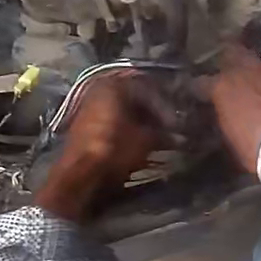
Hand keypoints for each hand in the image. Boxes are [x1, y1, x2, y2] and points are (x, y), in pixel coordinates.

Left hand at [34, 70, 168, 220]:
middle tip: (170, 131)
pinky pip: (113, 124)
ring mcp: (90, 109)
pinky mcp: (86, 128)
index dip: (165, 107)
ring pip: (124, 112)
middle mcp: (99, 91)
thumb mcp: (146, 139)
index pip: (148, 90)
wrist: (81, 175)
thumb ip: (164, 133)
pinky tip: (141, 144)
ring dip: (143, 125)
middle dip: (154, 115)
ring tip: (159, 140)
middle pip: (134, 100)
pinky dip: (128, 132)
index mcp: (113, 86)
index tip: (177, 124)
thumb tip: (178, 137)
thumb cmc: (115, 149)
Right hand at [205, 46, 260, 195]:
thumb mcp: (233, 141)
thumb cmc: (260, 152)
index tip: (205, 93)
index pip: (203, 82)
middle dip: (236, 60)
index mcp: (223, 88)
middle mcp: (247, 68)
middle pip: (234, 53)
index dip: (205, 87)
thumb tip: (230, 119)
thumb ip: (228, 120)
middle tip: (243, 74)